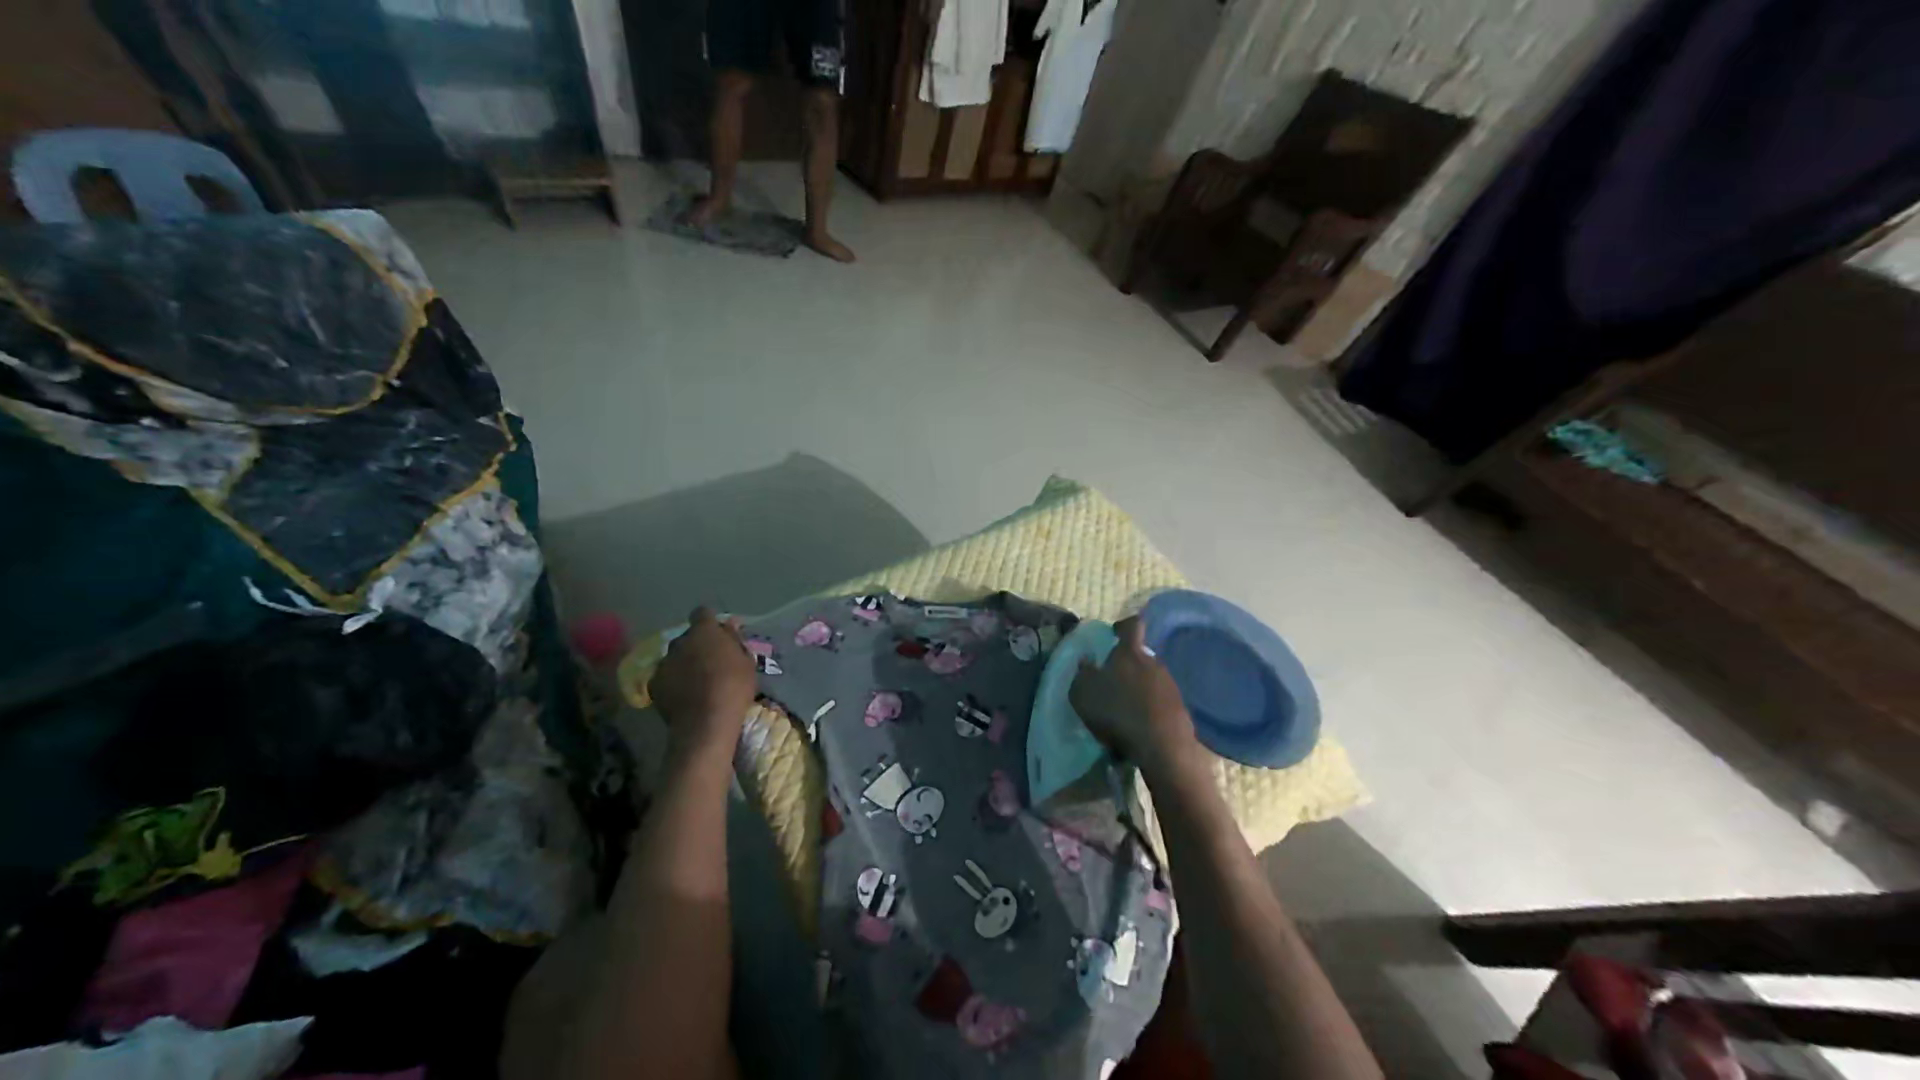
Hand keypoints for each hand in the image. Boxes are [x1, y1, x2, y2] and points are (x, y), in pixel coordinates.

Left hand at [648, 607, 756, 754]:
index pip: (702, 613)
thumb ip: (735, 641)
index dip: (710, 622)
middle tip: (711, 661)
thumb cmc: (733, 687)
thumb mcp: (746, 662)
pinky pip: (666, 677)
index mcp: (703, 631)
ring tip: (697, 681)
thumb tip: (729, 626)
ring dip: (684, 663)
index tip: (719, 633)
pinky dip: (674, 682)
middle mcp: (679, 642)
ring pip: (675, 657)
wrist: (705, 722)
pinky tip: (684, 695)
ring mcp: (664, 663)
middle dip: (697, 644)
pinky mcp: (654, 685)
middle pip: (688, 637)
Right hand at [1069, 616, 1205, 782]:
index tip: (1114, 633)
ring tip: (1124, 710)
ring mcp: (1170, 686)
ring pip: (1150, 679)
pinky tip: (1138, 726)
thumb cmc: (1117, 712)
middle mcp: (1154, 663)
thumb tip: (1086, 661)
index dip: (1123, 625)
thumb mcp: (1083, 693)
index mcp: (1130, 653)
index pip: (1132, 625)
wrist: (1162, 746)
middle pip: (1140, 656)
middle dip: (1126, 666)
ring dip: (1138, 689)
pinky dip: (1149, 709)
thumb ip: (1082, 673)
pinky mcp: (1180, 708)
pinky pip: (1160, 701)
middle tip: (1111, 682)